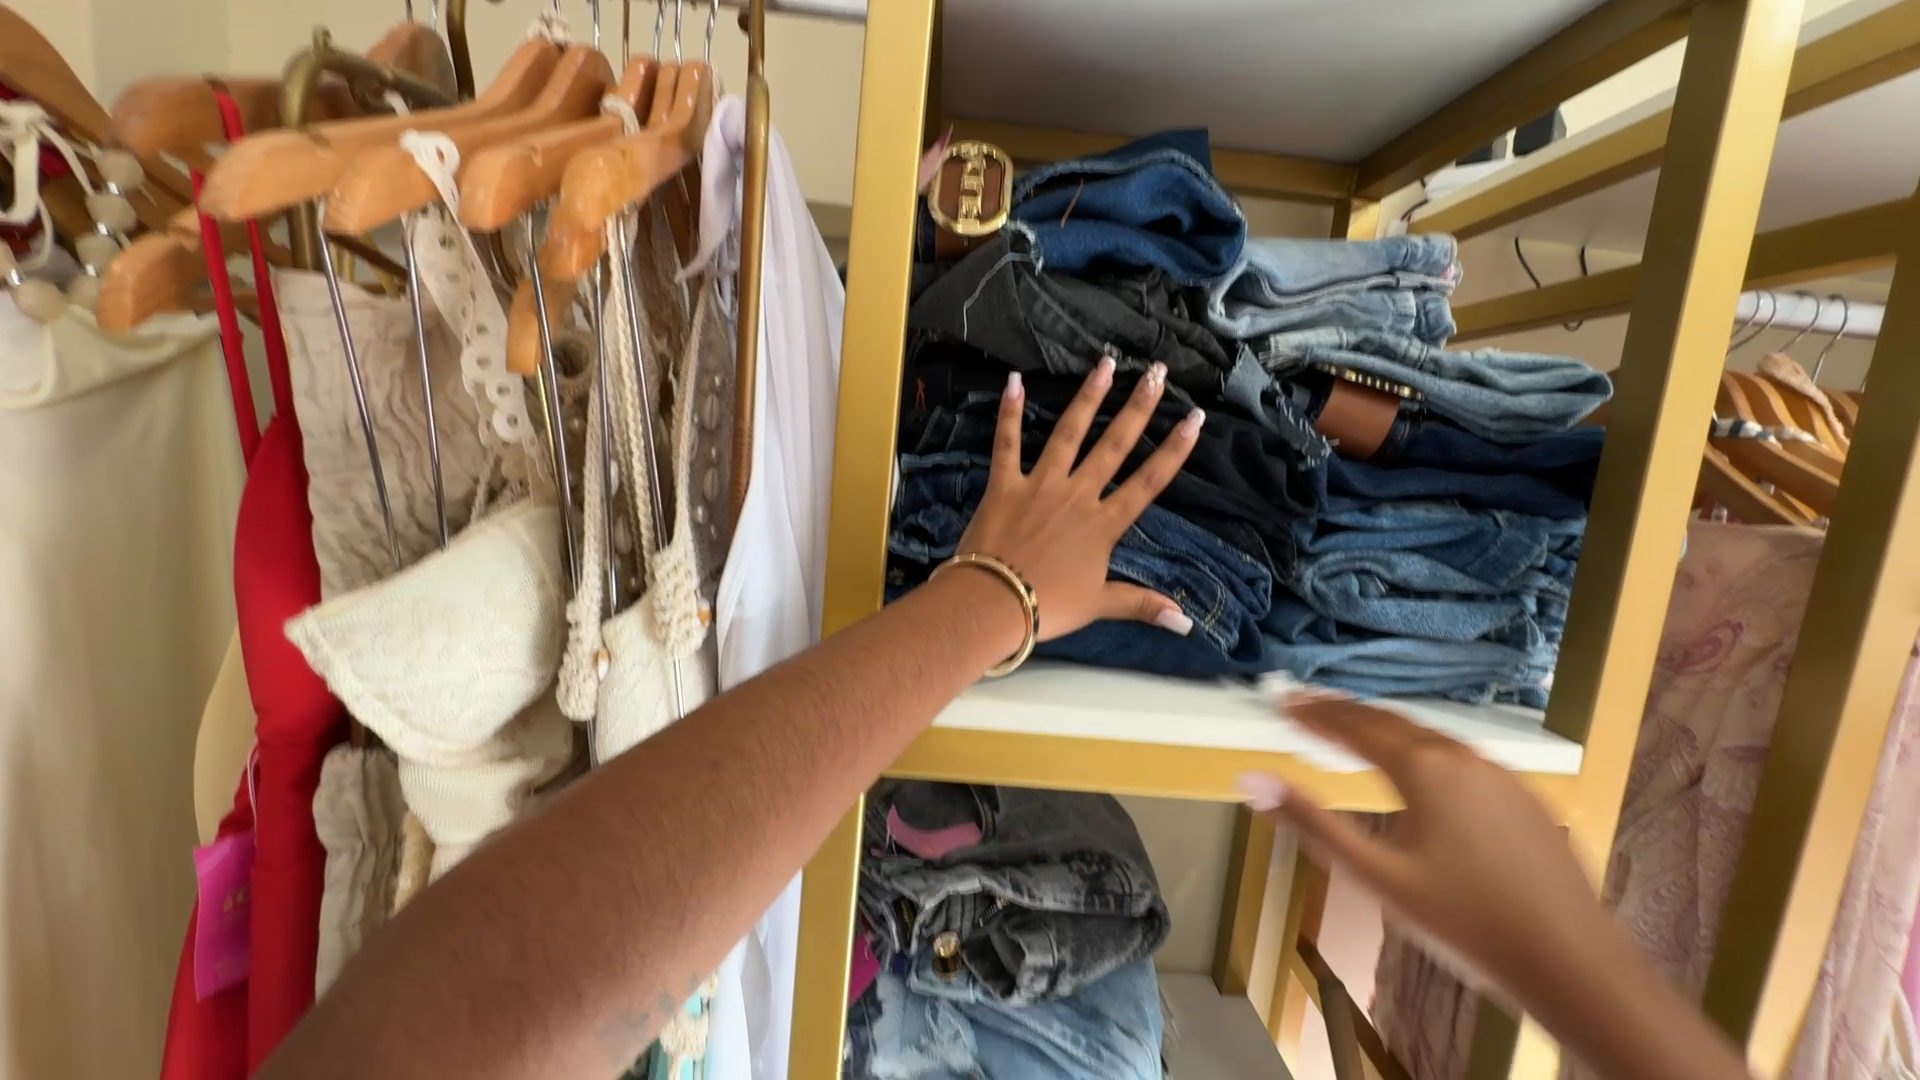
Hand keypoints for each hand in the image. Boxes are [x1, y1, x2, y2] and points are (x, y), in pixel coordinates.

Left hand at [955, 357, 1204, 641]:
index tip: (1194, 417)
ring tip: (1105, 364)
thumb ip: (1141, 603)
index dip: (1174, 449)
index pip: (1148, 481)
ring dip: (1088, 397)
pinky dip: (1009, 412)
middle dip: (1139, 406)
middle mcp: (1077, 495)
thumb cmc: (1048, 606)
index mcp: (1103, 524)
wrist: (994, 602)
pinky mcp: (1004, 484)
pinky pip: (1006, 442)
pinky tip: (1014, 381)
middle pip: (1114, 445)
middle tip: (1156, 371)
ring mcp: (1039, 484)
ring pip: (1068, 433)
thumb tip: (1186, 621)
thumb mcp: (1099, 605)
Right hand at [1238, 691, 1609, 1003]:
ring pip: (1426, 734)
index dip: (1314, 712)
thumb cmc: (1465, 922)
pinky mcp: (1524, 795)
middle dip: (1343, 711)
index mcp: (1422, 767)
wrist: (1578, 967)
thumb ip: (1311, 823)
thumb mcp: (1376, 876)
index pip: (1353, 725)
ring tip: (1350, 725)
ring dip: (1381, 725)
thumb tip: (1250, 780)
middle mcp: (1460, 756)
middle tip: (1306, 703)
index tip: (1282, 700)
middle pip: (1389, 721)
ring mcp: (1499, 773)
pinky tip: (1416, 763)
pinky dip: (1419, 745)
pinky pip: (1457, 754)